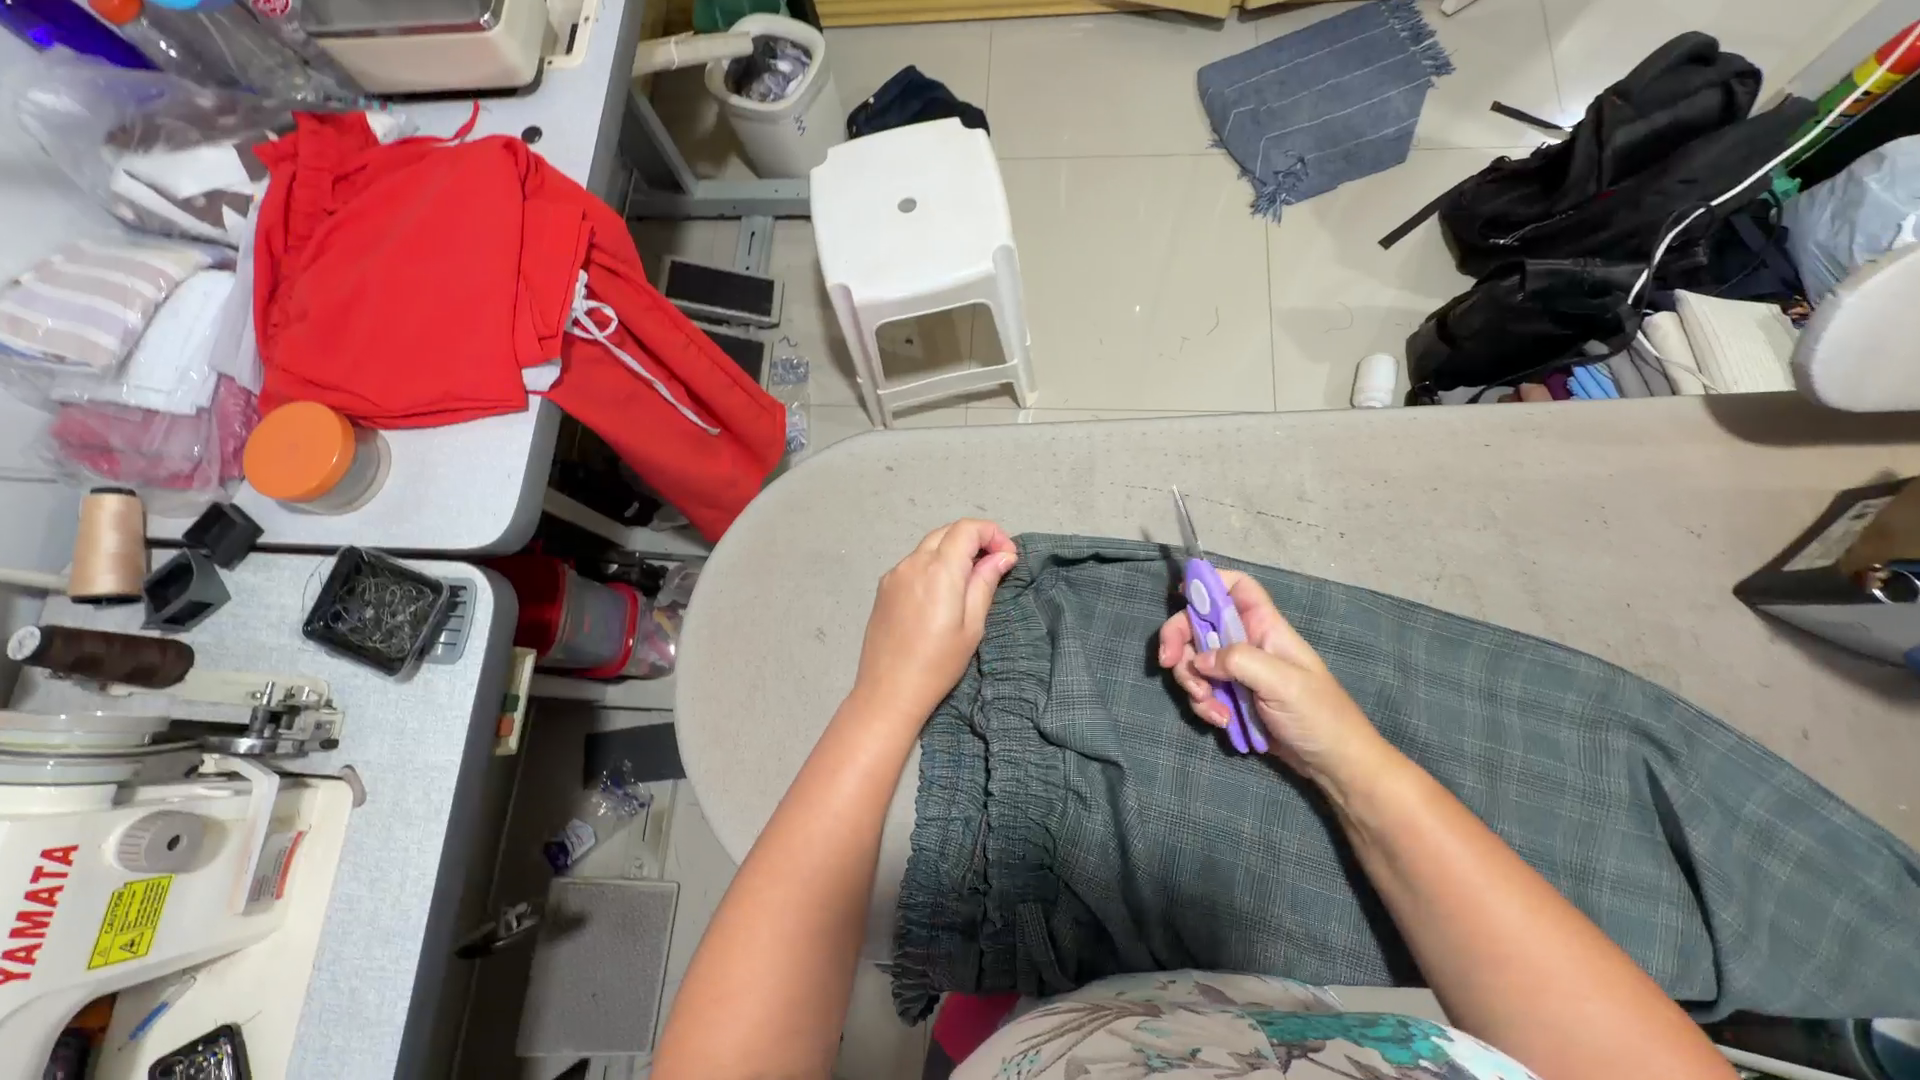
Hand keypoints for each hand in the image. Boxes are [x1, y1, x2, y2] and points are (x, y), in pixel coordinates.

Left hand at [850, 520, 1017, 721]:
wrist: (888, 690)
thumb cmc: (938, 664)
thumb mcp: (972, 626)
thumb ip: (985, 583)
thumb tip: (1003, 556)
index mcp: (939, 570)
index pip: (967, 529)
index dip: (992, 533)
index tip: (1008, 556)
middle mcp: (913, 563)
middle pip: (947, 532)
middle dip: (974, 539)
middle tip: (994, 565)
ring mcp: (894, 574)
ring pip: (929, 546)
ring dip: (953, 552)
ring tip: (970, 581)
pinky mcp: (884, 588)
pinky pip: (913, 564)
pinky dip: (933, 565)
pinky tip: (941, 594)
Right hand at [1157, 570, 1389, 785]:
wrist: (1333, 763)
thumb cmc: (1319, 716)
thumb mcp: (1283, 683)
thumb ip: (1239, 660)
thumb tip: (1199, 659)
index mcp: (1265, 627)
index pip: (1236, 587)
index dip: (1208, 583)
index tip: (1180, 598)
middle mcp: (1247, 643)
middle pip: (1200, 624)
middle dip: (1179, 641)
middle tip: (1167, 663)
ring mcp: (1238, 672)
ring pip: (1195, 661)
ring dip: (1192, 683)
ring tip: (1212, 707)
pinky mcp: (1233, 698)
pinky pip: (1203, 691)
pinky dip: (1204, 705)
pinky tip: (1222, 721)